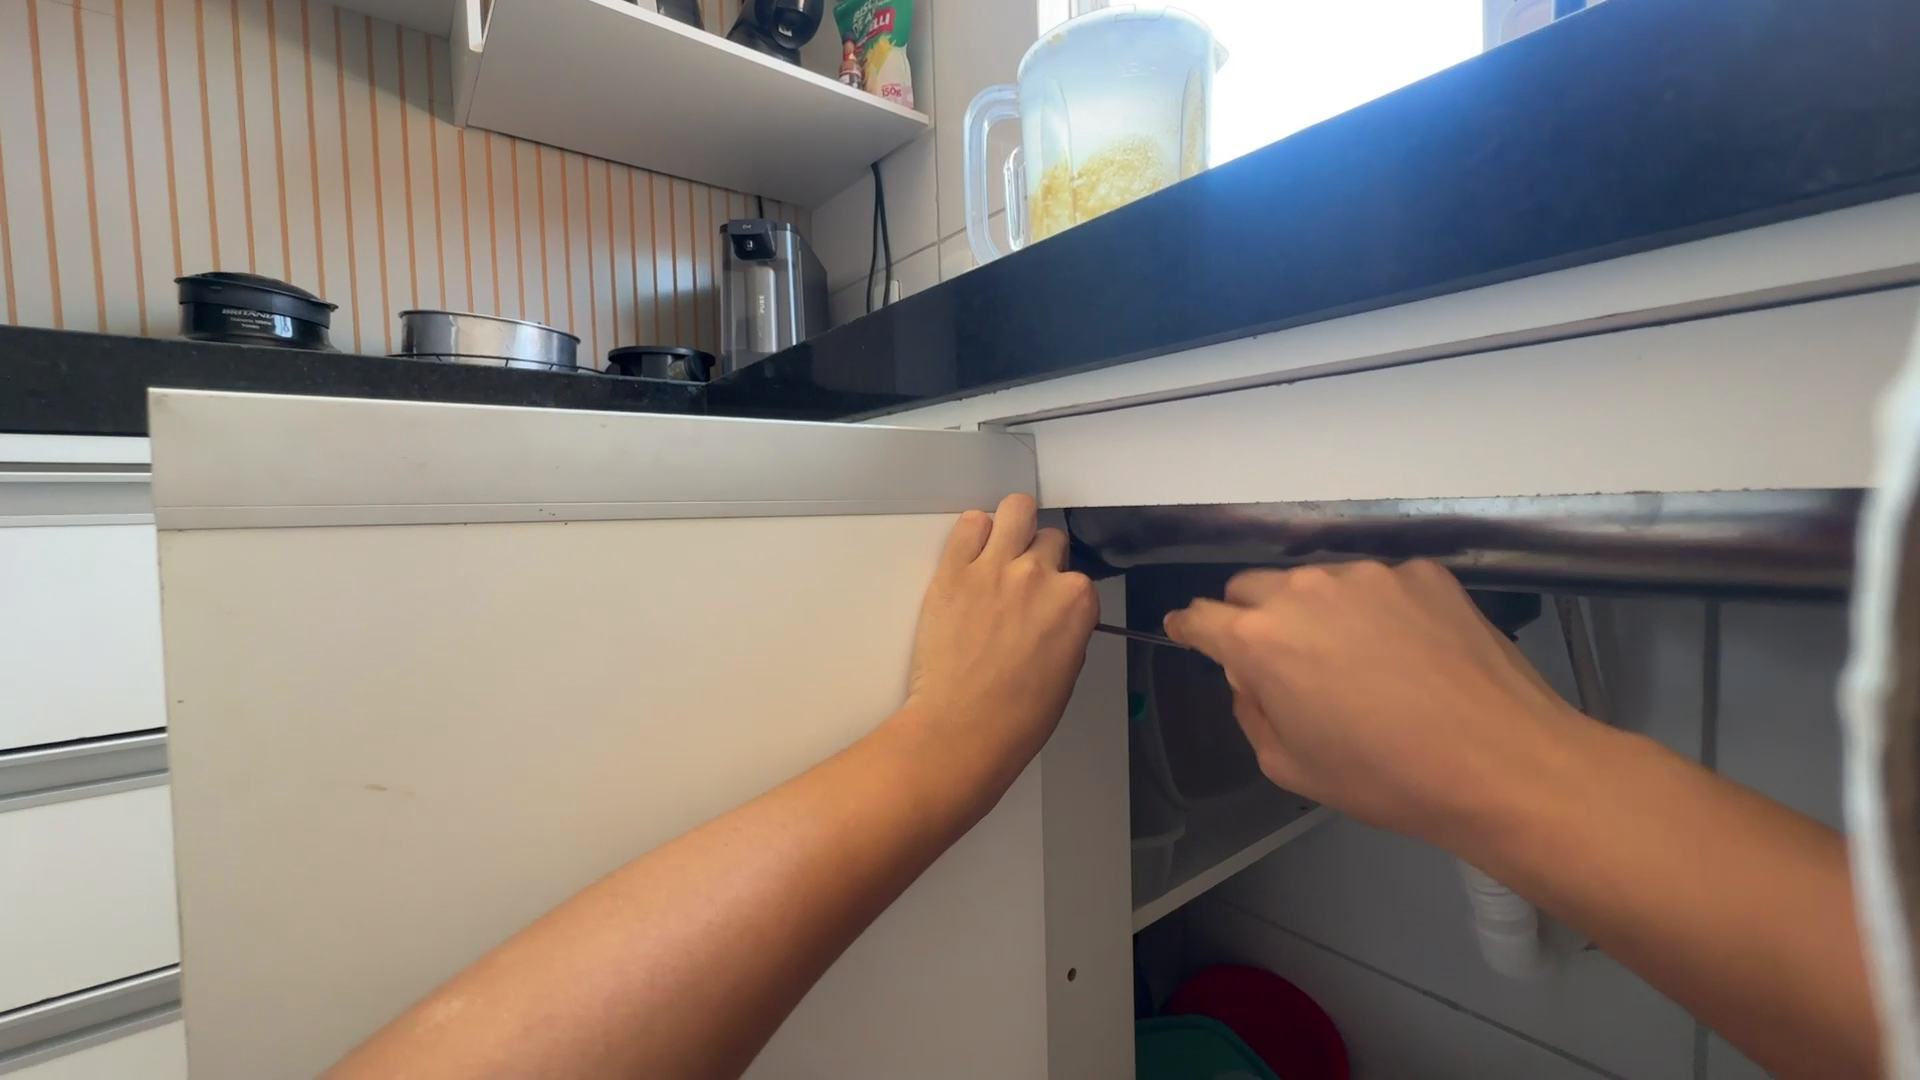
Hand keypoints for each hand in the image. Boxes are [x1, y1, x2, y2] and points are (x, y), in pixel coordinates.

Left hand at [897, 494, 1098, 797]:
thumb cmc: (1016, 717)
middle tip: (1022, 579)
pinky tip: (971, 552)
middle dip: (1039, 555)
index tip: (1046, 604)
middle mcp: (1039, 575)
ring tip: (999, 548)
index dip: (1061, 588)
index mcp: (1076, 602)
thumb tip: (1056, 614)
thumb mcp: (1066, 672)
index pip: (1078, 575)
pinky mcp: (953, 570)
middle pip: (1049, 538)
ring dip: (1012, 524)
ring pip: (1016, 509)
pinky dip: (973, 531)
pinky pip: (969, 523)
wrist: (962, 729)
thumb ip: (1068, 628)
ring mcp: (994, 567)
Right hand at [1163, 560, 1589, 848]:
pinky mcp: (1420, 572)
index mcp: (1258, 640)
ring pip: (1312, 581)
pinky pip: (1375, 584)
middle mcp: (1301, 591)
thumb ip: (1250, 709)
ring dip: (1313, 610)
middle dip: (1249, 616)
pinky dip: (1375, 608)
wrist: (1507, 767)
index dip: (1189, 628)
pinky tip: (1408, 649)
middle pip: (1247, 587)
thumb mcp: (1287, 765)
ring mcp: (1364, 575)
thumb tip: (1252, 676)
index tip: (1188, 632)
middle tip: (1282, 658)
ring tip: (1357, 656)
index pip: (1198, 617)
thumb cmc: (1385, 778)